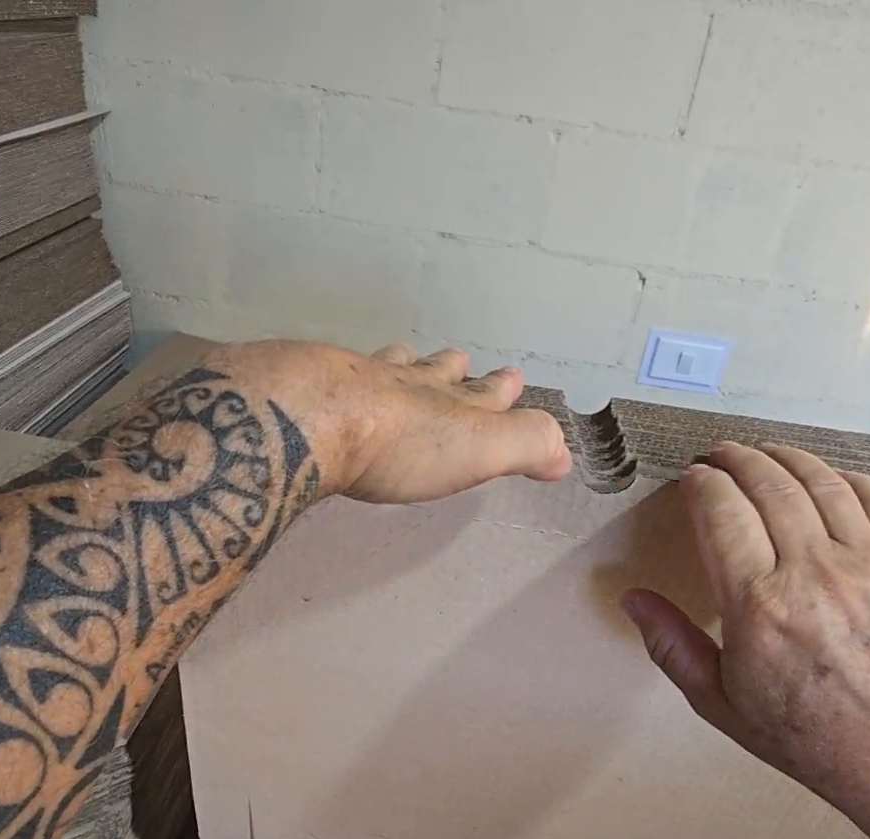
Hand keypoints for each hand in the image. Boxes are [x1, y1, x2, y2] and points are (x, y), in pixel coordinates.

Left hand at [224, 340, 572, 503]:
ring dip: (401, 362)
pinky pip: (333, 378)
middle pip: (432, 371)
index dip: (501, 392)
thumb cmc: (397, 441)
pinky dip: (344, 377)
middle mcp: (401, 384)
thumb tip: (565, 453)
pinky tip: (333, 377)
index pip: (482, 395)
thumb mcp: (478, 448)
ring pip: (384, 365)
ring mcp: (350, 382)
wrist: (307, 418)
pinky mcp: (304, 390)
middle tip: (461, 357)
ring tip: (405, 354)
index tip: (515, 377)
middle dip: (452, 369)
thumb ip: (524, 445)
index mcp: (444, 402)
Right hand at [621, 442, 869, 829]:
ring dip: (785, 457)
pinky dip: (843, 476)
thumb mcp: (720, 703)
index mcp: (757, 604)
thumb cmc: (809, 736)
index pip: (721, 511)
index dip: (701, 483)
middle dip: (736, 459)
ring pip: (820, 480)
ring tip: (764, 454)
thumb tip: (633, 598)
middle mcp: (812, 572)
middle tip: (719, 455)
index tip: (691, 479)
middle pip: (768, 483)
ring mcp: (866, 562)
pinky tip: (824, 477)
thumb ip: (672, 645)